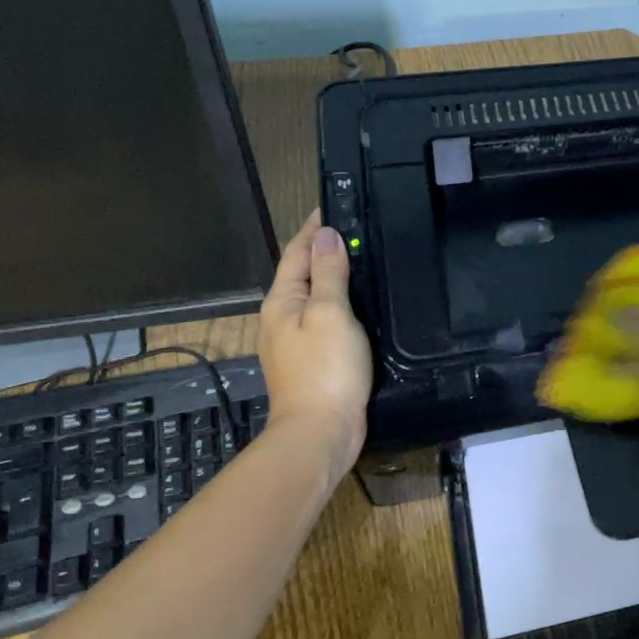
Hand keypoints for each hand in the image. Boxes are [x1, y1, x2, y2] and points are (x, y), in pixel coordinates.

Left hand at [257, 211, 371, 474]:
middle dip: (322, 250)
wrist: (319, 432)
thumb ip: (329, 273)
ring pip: (312, 298)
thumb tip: (327, 236)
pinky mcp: (310, 362)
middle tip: (354, 230)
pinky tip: (357, 307)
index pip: (296, 253)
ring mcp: (293, 343)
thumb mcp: (330, 312)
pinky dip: (338, 304)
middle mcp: (281, 318)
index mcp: (281, 302)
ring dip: (331, 277)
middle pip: (301, 274)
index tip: (332, 206)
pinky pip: (323, 320)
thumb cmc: (325, 368)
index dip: (313, 229)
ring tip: (358, 261)